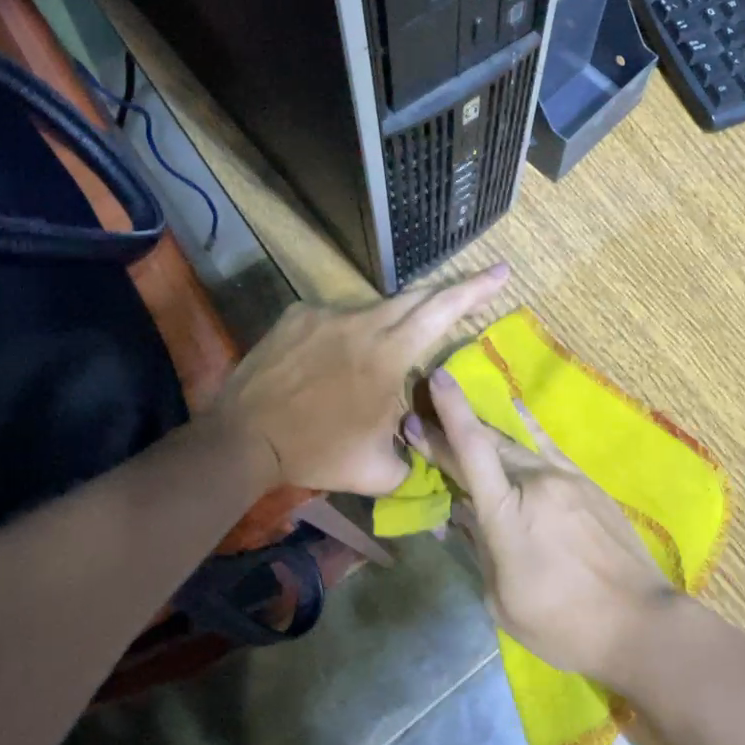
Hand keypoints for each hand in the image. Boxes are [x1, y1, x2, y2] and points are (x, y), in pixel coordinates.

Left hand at [207, 265, 509, 496]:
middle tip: (475, 289)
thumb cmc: (317, 453)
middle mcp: (363, 323)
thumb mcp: (378, 472)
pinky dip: (351, 334)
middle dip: (451, 292)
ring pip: (376, 309)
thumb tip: (432, 452)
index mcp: (389, 354)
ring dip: (395, 323)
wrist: (242, 440)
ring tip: (389, 354)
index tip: (502, 271)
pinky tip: (338, 361)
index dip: (476, 289)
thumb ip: (416, 461)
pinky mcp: (298, 315)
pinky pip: (337, 317)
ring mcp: (327, 314)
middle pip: (417, 297)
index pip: (442, 310)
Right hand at [408, 368, 679, 680]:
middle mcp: (536, 482)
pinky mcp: (588, 484)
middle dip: (456, 426)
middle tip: (428, 415)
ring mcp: (567, 479)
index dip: (449, 414)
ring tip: (465, 418)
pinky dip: (526, 432)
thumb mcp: (501, 599)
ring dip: (488, 432)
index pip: (471, 450)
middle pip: (490, 442)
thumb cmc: (562, 623)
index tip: (433, 379)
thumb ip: (480, 548)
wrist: (638, 621)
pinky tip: (517, 413)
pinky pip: (547, 450)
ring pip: (518, 445)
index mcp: (507, 513)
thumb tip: (465, 515)